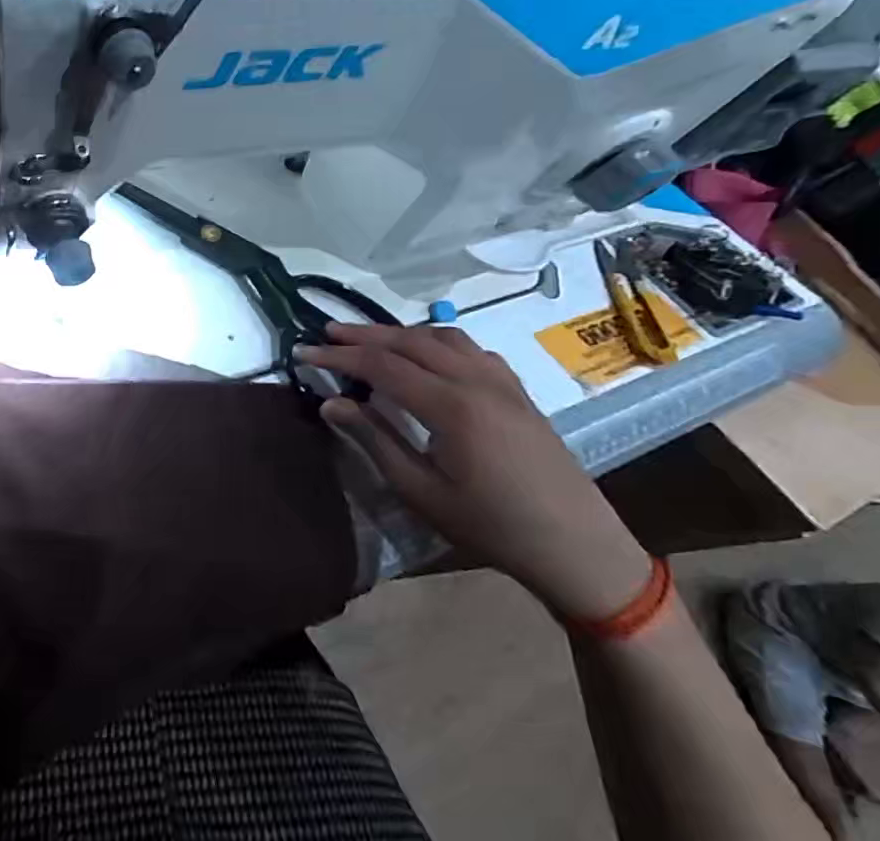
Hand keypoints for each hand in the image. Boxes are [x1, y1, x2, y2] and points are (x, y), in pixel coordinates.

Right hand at [298, 322, 651, 620]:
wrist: (577, 547)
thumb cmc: (490, 525)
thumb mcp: (420, 489)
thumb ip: (374, 439)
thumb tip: (332, 403)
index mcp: (452, 407)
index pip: (382, 366)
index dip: (338, 356)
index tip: (303, 352)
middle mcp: (478, 383)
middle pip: (411, 342)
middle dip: (364, 334)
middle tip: (326, 332)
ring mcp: (504, 385)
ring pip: (445, 338)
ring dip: (401, 333)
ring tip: (369, 340)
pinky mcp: (519, 394)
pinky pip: (473, 350)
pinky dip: (438, 342)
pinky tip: (426, 357)